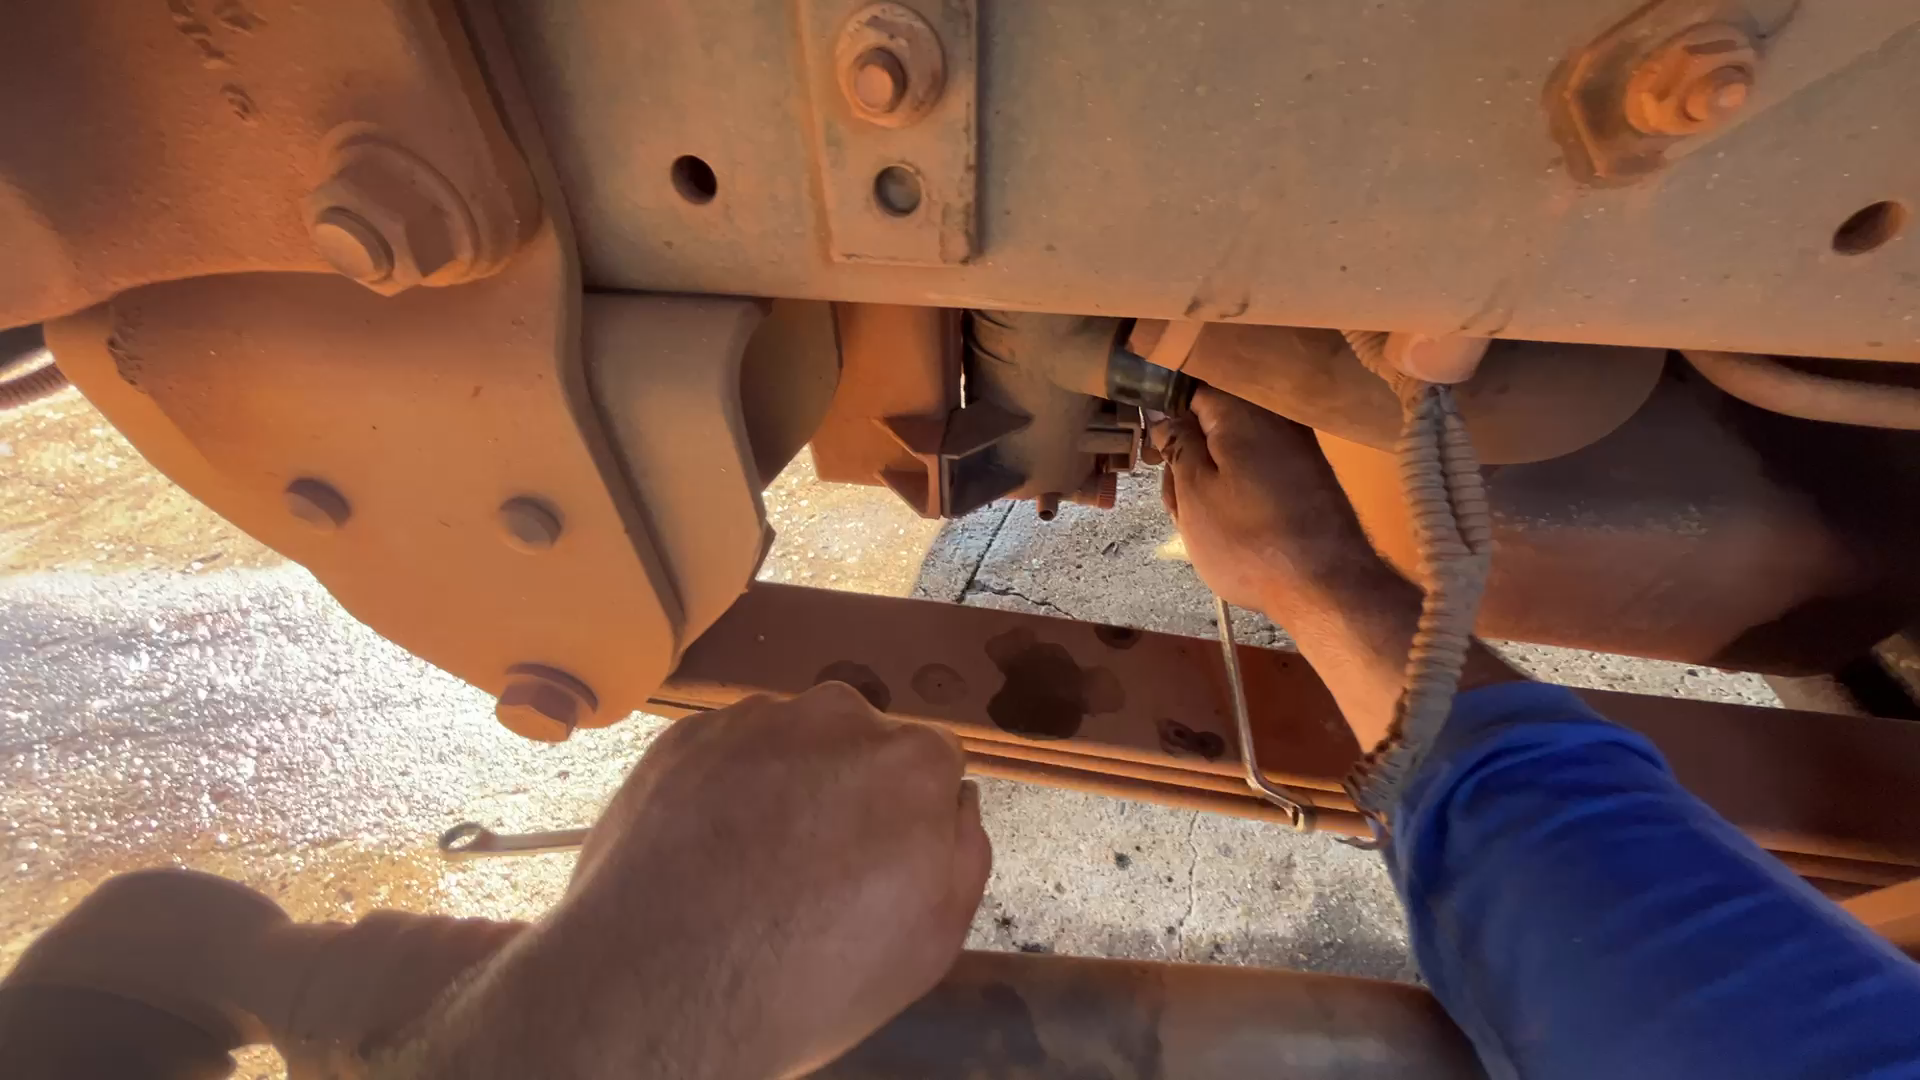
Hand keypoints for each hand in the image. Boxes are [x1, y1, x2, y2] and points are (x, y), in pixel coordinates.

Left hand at [414, 682, 991, 1079]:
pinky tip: (704, 845)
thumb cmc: (811, 976)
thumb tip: (954, 798)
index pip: (933, 762)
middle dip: (853, 784)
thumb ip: (964, 849)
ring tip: (750, 856)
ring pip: (794, 737)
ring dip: (788, 778)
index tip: (882, 856)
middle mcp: (839, 714)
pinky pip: (729, 747)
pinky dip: (727, 782)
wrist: (652, 991)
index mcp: (910, 759)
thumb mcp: (932, 938)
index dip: (910, 812)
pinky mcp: (688, 732)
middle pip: (863, 740)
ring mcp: (756, 716)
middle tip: (815, 859)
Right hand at [1152, 385, 1374, 611]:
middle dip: (1187, 454)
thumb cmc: (1245, 539)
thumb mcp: (1193, 492)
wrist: (1325, 586)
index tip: (1153, 447)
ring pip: (1232, 450)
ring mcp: (1296, 447)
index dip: (1163, 412)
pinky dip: (1236, 489)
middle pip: (1212, 421)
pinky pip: (1257, 468)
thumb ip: (1176, 444)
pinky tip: (1231, 524)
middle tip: (1176, 501)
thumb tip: (1165, 414)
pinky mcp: (1306, 477)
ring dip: (1209, 479)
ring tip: (1201, 523)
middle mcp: (1275, 418)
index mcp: (1242, 412)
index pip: (1191, 387)